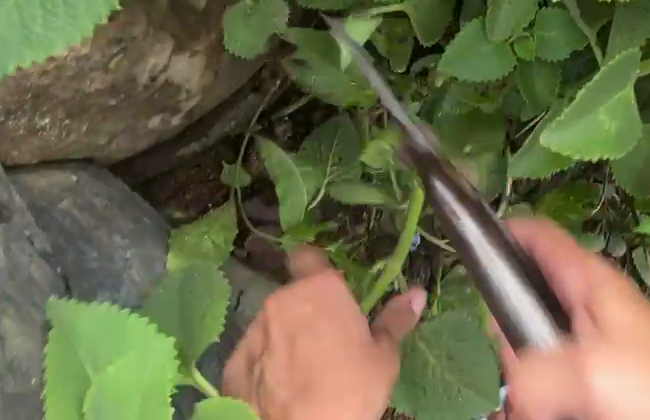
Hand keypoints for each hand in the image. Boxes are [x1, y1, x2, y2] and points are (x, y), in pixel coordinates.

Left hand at [222, 247, 425, 419]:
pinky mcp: (232, 367)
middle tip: (327, 343)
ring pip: (273, 326)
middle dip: (307, 312)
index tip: (329, 290)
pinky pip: (253, 357)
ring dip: (285, 339)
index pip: (308, 256)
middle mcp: (282, 300)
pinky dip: (264, 367)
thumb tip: (417, 292)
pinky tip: (279, 393)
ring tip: (302, 373)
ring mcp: (253, 332)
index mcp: (320, 288)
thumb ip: (395, 320)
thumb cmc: (347, 393)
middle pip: (294, 296)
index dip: (316, 269)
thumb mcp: (383, 359)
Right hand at [496, 219, 649, 419]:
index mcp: (587, 280)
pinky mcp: (593, 387)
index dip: (501, 234)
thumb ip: (539, 367)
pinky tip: (539, 411)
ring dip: (523, 381)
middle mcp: (583, 308)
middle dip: (506, 334)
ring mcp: (588, 349)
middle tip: (513, 366)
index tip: (470, 254)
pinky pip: (547, 388)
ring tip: (532, 404)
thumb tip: (510, 384)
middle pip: (521, 303)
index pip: (535, 236)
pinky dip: (537, 401)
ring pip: (531, 355)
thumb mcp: (594, 368)